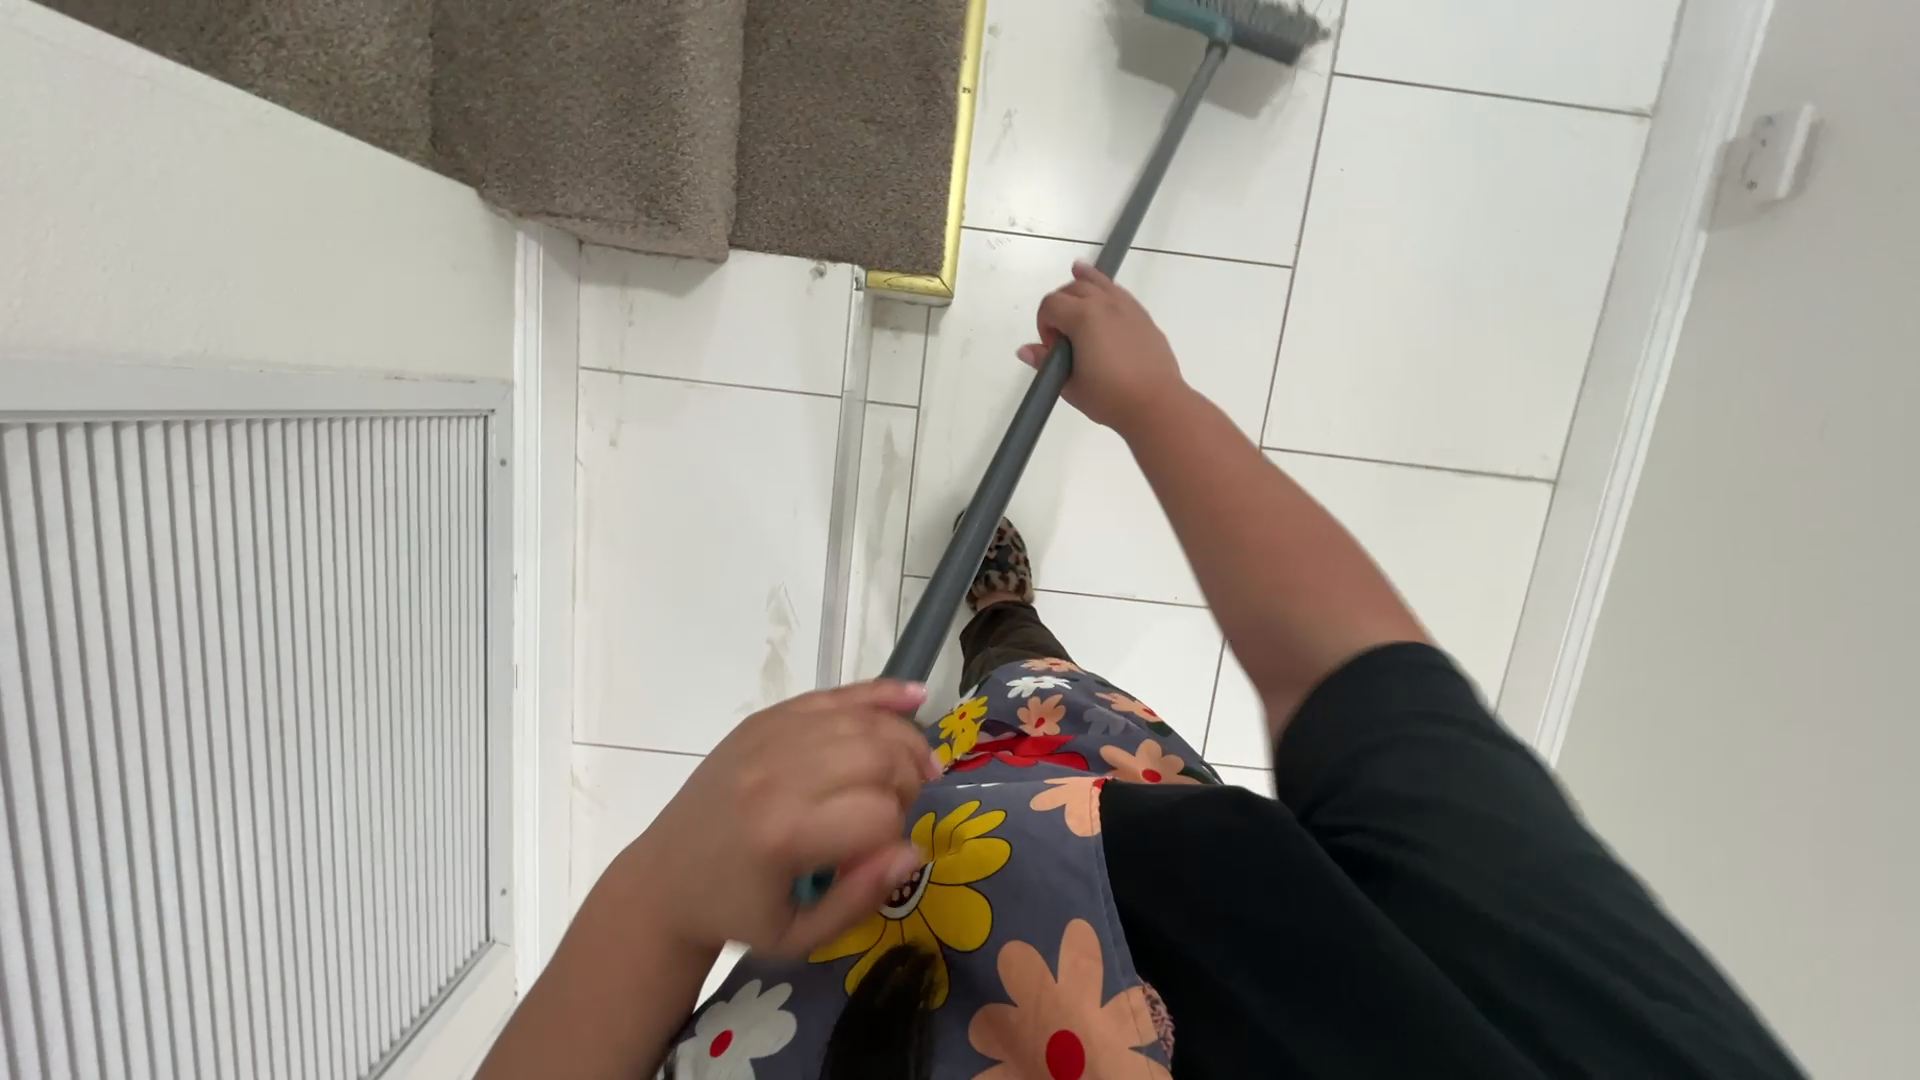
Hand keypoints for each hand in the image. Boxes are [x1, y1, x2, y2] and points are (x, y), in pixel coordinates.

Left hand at [621, 680, 940, 957]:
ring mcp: (769, 737)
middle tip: (908, 802)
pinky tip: (915, 698)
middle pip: (877, 756)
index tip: (885, 850)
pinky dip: (879, 694)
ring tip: (919, 766)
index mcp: (783, 835)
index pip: (879, 814)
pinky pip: (832, 695)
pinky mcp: (763, 719)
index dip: (898, 832)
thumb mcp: (798, 937)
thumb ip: (861, 898)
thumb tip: (913, 850)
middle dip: (910, 778)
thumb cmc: (736, 912)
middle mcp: (778, 775)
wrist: (664, 878)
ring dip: (904, 740)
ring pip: (862, 722)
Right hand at [1018, 262, 1187, 434]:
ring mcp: (1127, 307)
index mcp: (1083, 318)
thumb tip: (1024, 350)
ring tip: (1075, 273)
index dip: (1044, 324)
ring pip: (1098, 282)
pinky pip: (1118, 292)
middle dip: (1060, 306)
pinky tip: (1102, 291)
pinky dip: (1105, 287)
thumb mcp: (1070, 385)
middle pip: (1072, 289)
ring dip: (1083, 281)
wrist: (1156, 403)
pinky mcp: (1142, 316)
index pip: (1050, 305)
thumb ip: (1045, 362)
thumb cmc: (1109, 397)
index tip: (1053, 349)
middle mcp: (1104, 304)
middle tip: (1063, 337)